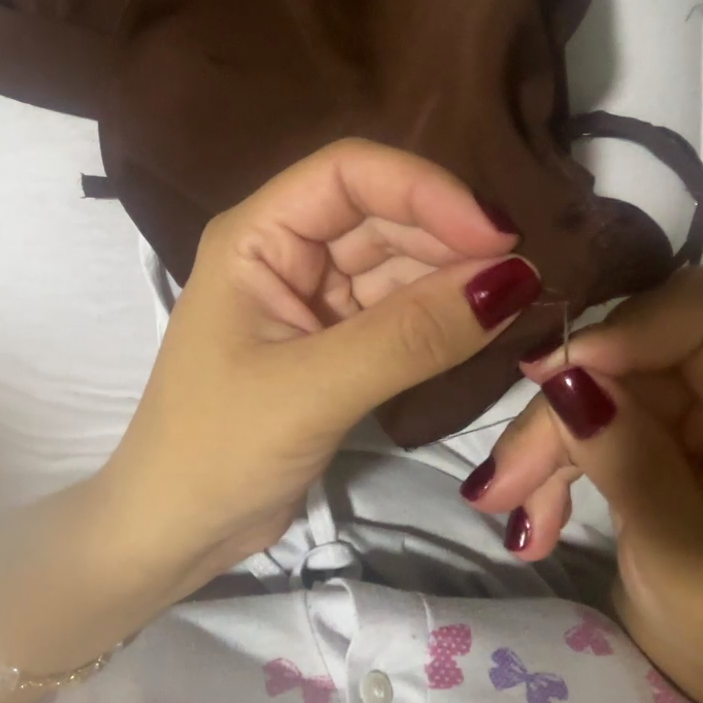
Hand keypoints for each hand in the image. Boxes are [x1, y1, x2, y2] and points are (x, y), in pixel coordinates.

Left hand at [96, 138, 542, 594]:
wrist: (177, 528)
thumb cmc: (217, 449)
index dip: (423, 189)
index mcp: (255, 236)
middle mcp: (284, 251)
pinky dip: (439, 316)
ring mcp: (309, 296)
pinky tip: (484, 325)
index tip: (495, 234)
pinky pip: (397, 310)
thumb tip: (513, 280)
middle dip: (447, 236)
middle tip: (525, 277)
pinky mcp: (332, 341)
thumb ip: (410, 336)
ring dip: (452, 276)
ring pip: (394, 261)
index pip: (346, 173)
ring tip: (519, 300)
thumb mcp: (312, 389)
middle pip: (379, 213)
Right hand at [462, 267, 702, 702]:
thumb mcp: (687, 566)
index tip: (545, 375)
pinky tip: (531, 511)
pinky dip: (550, 452)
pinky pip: (587, 405)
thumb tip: (564, 380)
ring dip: (543, 437)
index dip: (623, 327)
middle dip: (560, 404)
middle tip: (504, 477)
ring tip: (508, 506)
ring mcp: (701, 400)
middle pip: (630, 346)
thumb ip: (633, 468)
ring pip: (595, 375)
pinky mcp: (661, 416)